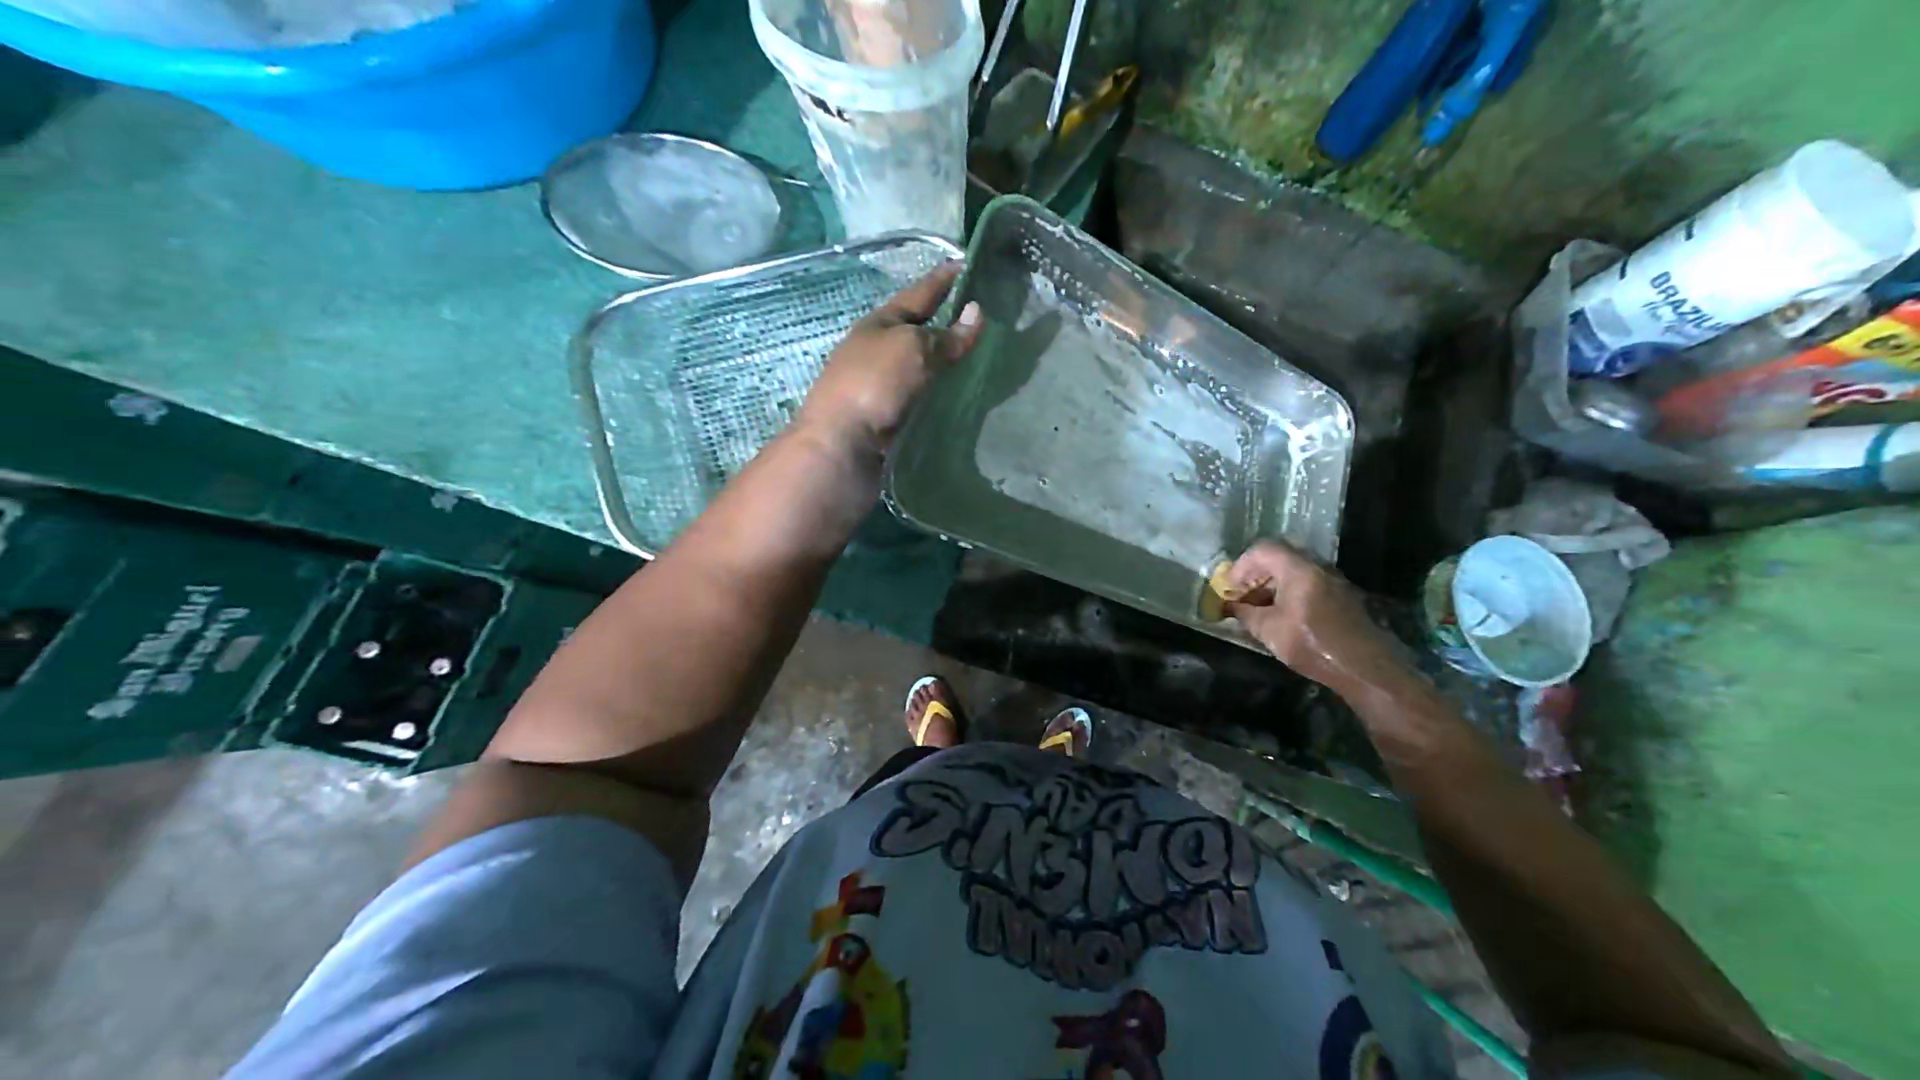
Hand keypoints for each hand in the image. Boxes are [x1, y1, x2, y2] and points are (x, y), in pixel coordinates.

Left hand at [793, 262, 982, 457]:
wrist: (842, 445)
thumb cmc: (873, 383)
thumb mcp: (912, 349)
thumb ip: (946, 336)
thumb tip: (976, 314)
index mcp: (880, 323)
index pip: (919, 293)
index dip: (943, 279)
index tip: (967, 264)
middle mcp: (879, 350)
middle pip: (920, 331)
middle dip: (948, 323)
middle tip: (986, 317)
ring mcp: (882, 386)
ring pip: (923, 367)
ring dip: (948, 362)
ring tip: (983, 358)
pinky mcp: (889, 417)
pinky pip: (924, 397)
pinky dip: (942, 392)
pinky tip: (963, 395)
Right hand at [1224, 542, 1420, 699]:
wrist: (1364, 666)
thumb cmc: (1312, 644)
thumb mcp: (1268, 630)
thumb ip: (1245, 613)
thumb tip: (1231, 606)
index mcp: (1299, 569)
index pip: (1263, 550)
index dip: (1241, 565)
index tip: (1229, 587)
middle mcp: (1318, 567)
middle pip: (1280, 557)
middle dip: (1255, 574)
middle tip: (1241, 595)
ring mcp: (1333, 581)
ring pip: (1295, 571)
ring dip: (1272, 584)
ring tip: (1258, 608)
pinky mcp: (1342, 597)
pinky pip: (1309, 584)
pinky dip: (1290, 592)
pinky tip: (1282, 615)